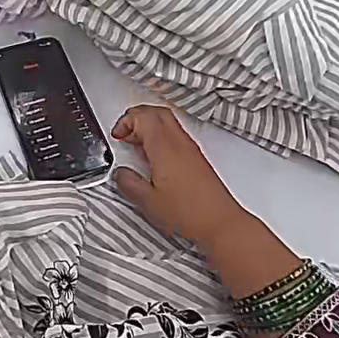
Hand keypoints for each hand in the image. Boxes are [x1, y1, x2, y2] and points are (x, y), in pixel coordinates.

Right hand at [110, 105, 251, 247]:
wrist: (221, 224)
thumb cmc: (190, 213)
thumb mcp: (147, 201)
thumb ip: (129, 183)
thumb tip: (121, 174)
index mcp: (165, 147)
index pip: (144, 117)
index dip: (126, 121)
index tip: (117, 135)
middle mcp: (180, 143)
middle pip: (157, 113)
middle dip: (137, 117)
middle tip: (124, 132)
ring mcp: (191, 150)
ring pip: (168, 122)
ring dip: (150, 127)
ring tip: (137, 145)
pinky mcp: (197, 159)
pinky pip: (176, 136)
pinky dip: (161, 138)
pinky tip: (154, 159)